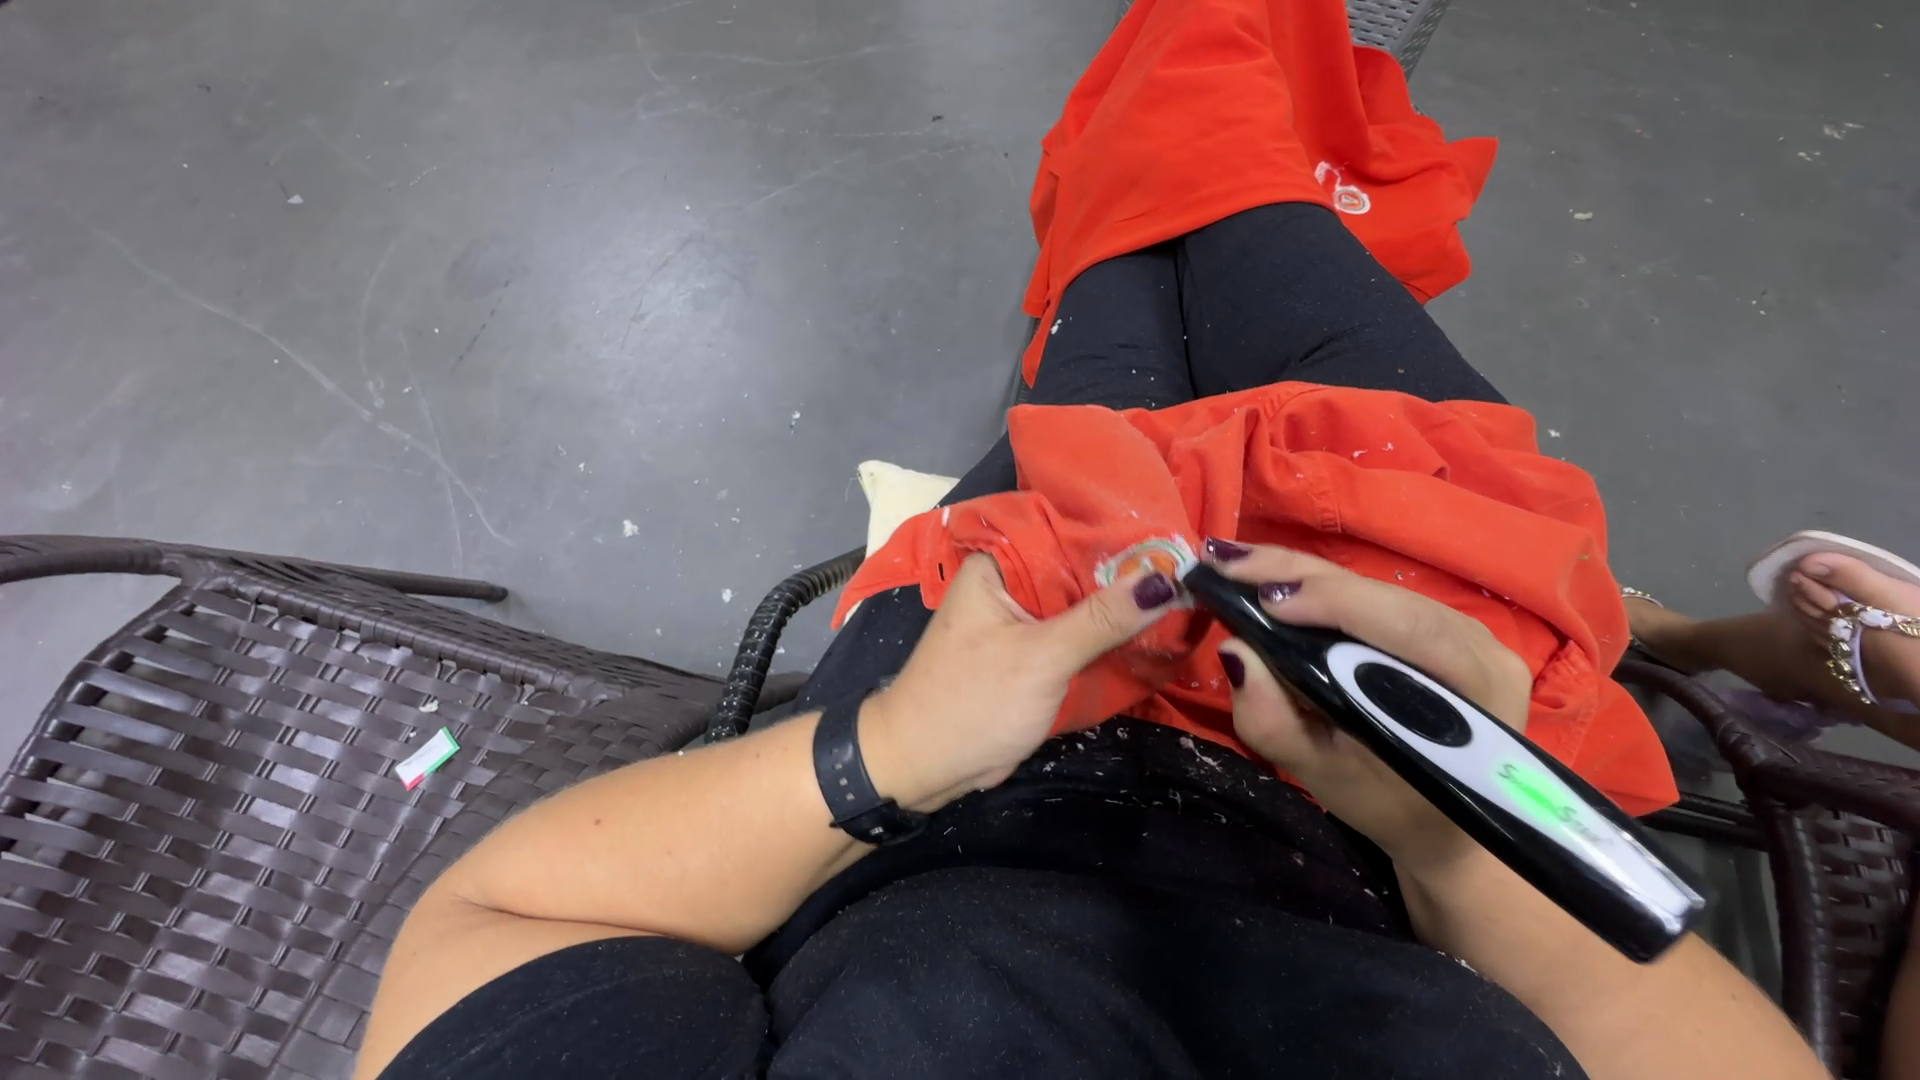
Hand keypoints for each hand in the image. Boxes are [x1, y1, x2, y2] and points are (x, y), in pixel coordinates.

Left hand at [861, 553, 1179, 810]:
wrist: (923, 766)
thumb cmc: (972, 703)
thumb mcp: (1042, 657)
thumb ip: (1102, 619)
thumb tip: (1167, 579)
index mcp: (996, 566)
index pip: (1064, 530)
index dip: (1116, 534)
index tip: (1173, 535)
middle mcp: (1006, 584)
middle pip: (1076, 568)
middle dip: (1125, 572)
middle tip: (1191, 567)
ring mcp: (1017, 619)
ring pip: (1078, 603)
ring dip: (1119, 606)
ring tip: (1184, 592)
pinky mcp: (1027, 652)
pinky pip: (1073, 633)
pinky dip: (1103, 635)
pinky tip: (1149, 629)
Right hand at [1209, 542, 1534, 874]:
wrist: (1441, 822)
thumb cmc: (1385, 802)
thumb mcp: (1321, 774)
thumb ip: (1274, 721)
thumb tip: (1235, 652)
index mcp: (1471, 690)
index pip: (1406, 627)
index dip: (1334, 604)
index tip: (1264, 601)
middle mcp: (1477, 645)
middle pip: (1381, 594)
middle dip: (1296, 575)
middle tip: (1221, 562)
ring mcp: (1460, 627)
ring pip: (1369, 585)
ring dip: (1295, 572)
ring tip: (1231, 564)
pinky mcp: (1434, 621)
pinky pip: (1366, 592)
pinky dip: (1310, 581)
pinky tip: (1266, 575)